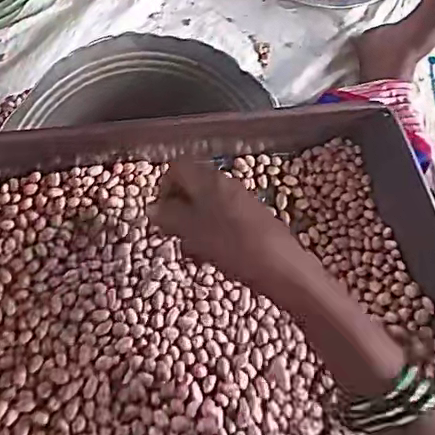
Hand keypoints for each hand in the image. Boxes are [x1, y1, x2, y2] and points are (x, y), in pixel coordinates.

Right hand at [148, 158, 315, 296]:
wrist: (281, 265)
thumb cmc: (232, 246)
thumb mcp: (192, 232)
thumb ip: (169, 216)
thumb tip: (153, 207)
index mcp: (208, 180)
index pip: (176, 168)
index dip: (162, 188)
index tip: (160, 214)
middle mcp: (224, 183)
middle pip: (191, 186)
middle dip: (178, 210)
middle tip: (174, 236)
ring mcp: (240, 198)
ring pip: (206, 204)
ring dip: (194, 224)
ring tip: (193, 252)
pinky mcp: (252, 216)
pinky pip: (222, 217)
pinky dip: (212, 232)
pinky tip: (214, 256)